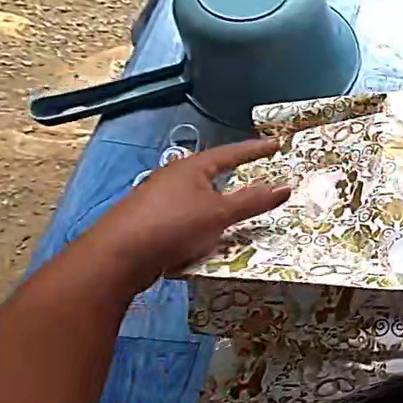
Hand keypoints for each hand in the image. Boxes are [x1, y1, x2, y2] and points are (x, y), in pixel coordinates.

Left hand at [76, 137, 291, 286]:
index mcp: (192, 167)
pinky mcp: (151, 222)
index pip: (231, 153)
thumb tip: (285, 187)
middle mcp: (174, 177)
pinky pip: (187, 218)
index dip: (255, 150)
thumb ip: (253, 201)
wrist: (116, 258)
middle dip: (234, 176)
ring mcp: (160, 199)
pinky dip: (203, 223)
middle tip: (258, 176)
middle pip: (212, 173)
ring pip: (199, 197)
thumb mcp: (219, 214)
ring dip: (218, 204)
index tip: (275, 144)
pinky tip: (209, 237)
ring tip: (237, 212)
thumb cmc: (172, 225)